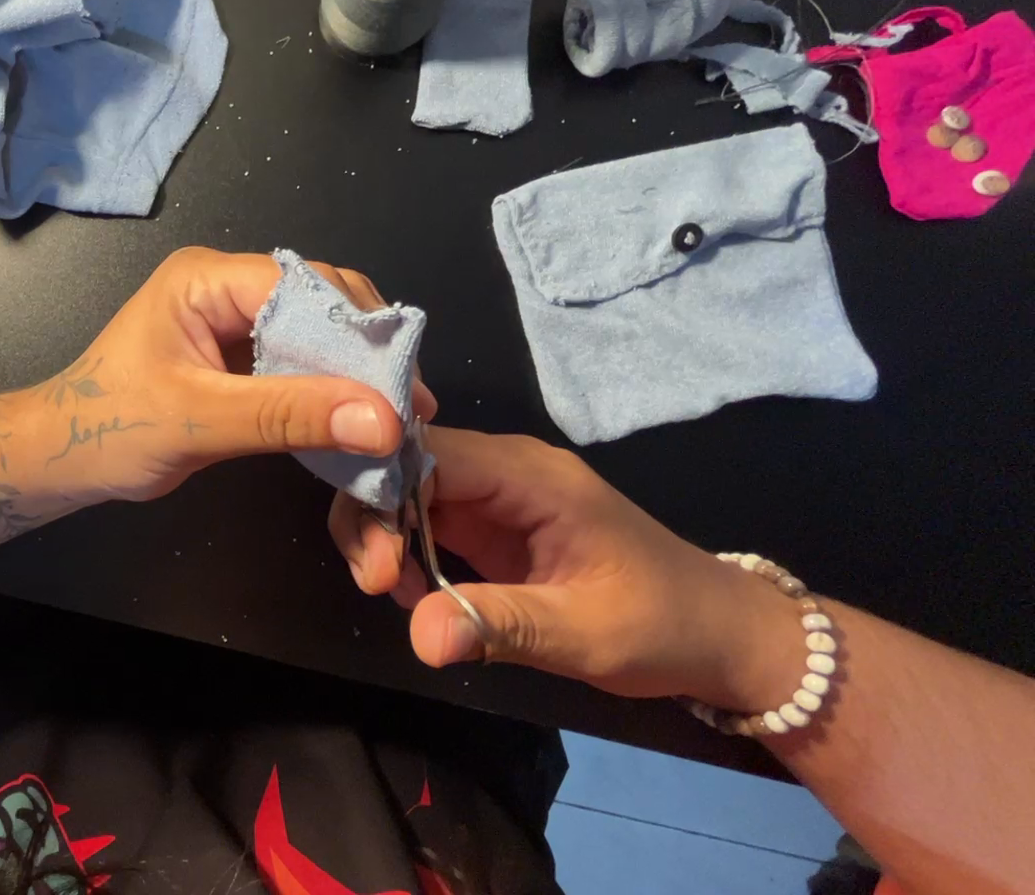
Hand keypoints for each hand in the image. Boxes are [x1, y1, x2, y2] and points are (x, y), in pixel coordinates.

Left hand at [29, 248, 435, 503]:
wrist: (65, 456)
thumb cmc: (110, 428)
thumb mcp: (198, 421)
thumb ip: (286, 415)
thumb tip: (382, 420)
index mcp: (205, 279)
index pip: (303, 284)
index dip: (359, 331)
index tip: (402, 386)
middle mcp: (223, 287)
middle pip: (317, 302)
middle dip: (364, 351)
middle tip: (409, 406)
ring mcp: (230, 320)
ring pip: (313, 332)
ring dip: (352, 373)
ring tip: (396, 417)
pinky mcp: (235, 356)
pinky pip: (296, 361)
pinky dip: (327, 390)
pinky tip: (355, 420)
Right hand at [328, 428, 805, 711]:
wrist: (720, 634)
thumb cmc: (665, 625)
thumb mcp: (588, 634)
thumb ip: (500, 626)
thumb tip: (419, 639)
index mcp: (529, 474)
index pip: (425, 453)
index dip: (382, 494)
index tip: (376, 565)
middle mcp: (500, 468)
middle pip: (399, 464)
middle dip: (372, 518)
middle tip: (377, 584)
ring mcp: (489, 491)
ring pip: (399, 488)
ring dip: (379, 535)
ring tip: (395, 592)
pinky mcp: (483, 517)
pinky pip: (418, 514)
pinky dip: (399, 547)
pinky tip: (412, 588)